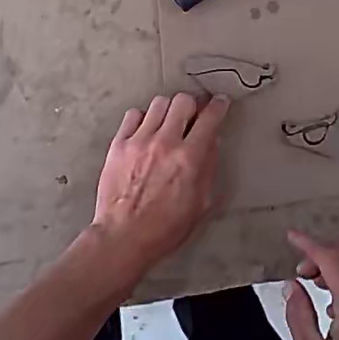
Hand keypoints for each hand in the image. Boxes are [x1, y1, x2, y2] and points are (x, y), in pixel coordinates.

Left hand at [88, 92, 229, 278]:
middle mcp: (165, 143)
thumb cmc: (164, 227)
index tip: (220, 103)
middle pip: (184, 100)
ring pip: (160, 103)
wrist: (122, 239)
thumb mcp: (201, 201)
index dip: (219, 105)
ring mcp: (139, 142)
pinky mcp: (118, 146)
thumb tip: (213, 142)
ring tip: (169, 122)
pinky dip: (143, 118)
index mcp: (189, 157)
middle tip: (193, 114)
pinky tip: (146, 131)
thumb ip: (209, 166)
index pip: (210, 116)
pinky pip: (133, 115)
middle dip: (193, 105)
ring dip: (169, 110)